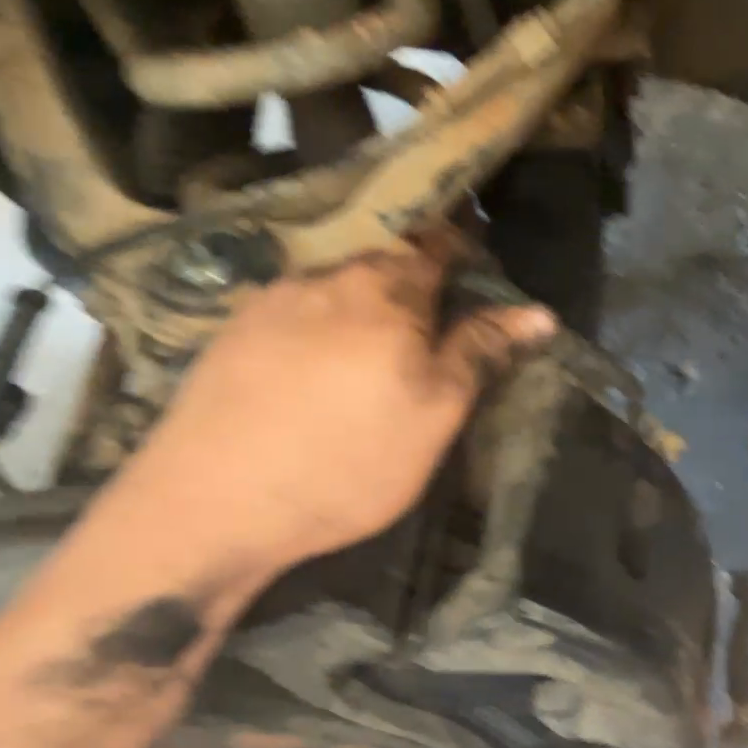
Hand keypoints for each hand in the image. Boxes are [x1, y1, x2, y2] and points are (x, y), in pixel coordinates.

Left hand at [118, 249, 555, 571]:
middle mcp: (325, 277)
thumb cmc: (347, 461)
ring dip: (365, 301)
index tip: (480, 264)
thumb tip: (538, 312)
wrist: (209, 504)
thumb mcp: (435, 414)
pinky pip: (296, 307)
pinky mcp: (231, 332)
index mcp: (385, 291)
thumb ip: (480, 352)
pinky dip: (323, 321)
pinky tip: (320, 362)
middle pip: (383, 261)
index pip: (436, 243)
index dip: (463, 246)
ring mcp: (270, 300)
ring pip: (337, 283)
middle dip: (415, 278)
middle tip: (435, 321)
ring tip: (377, 346)